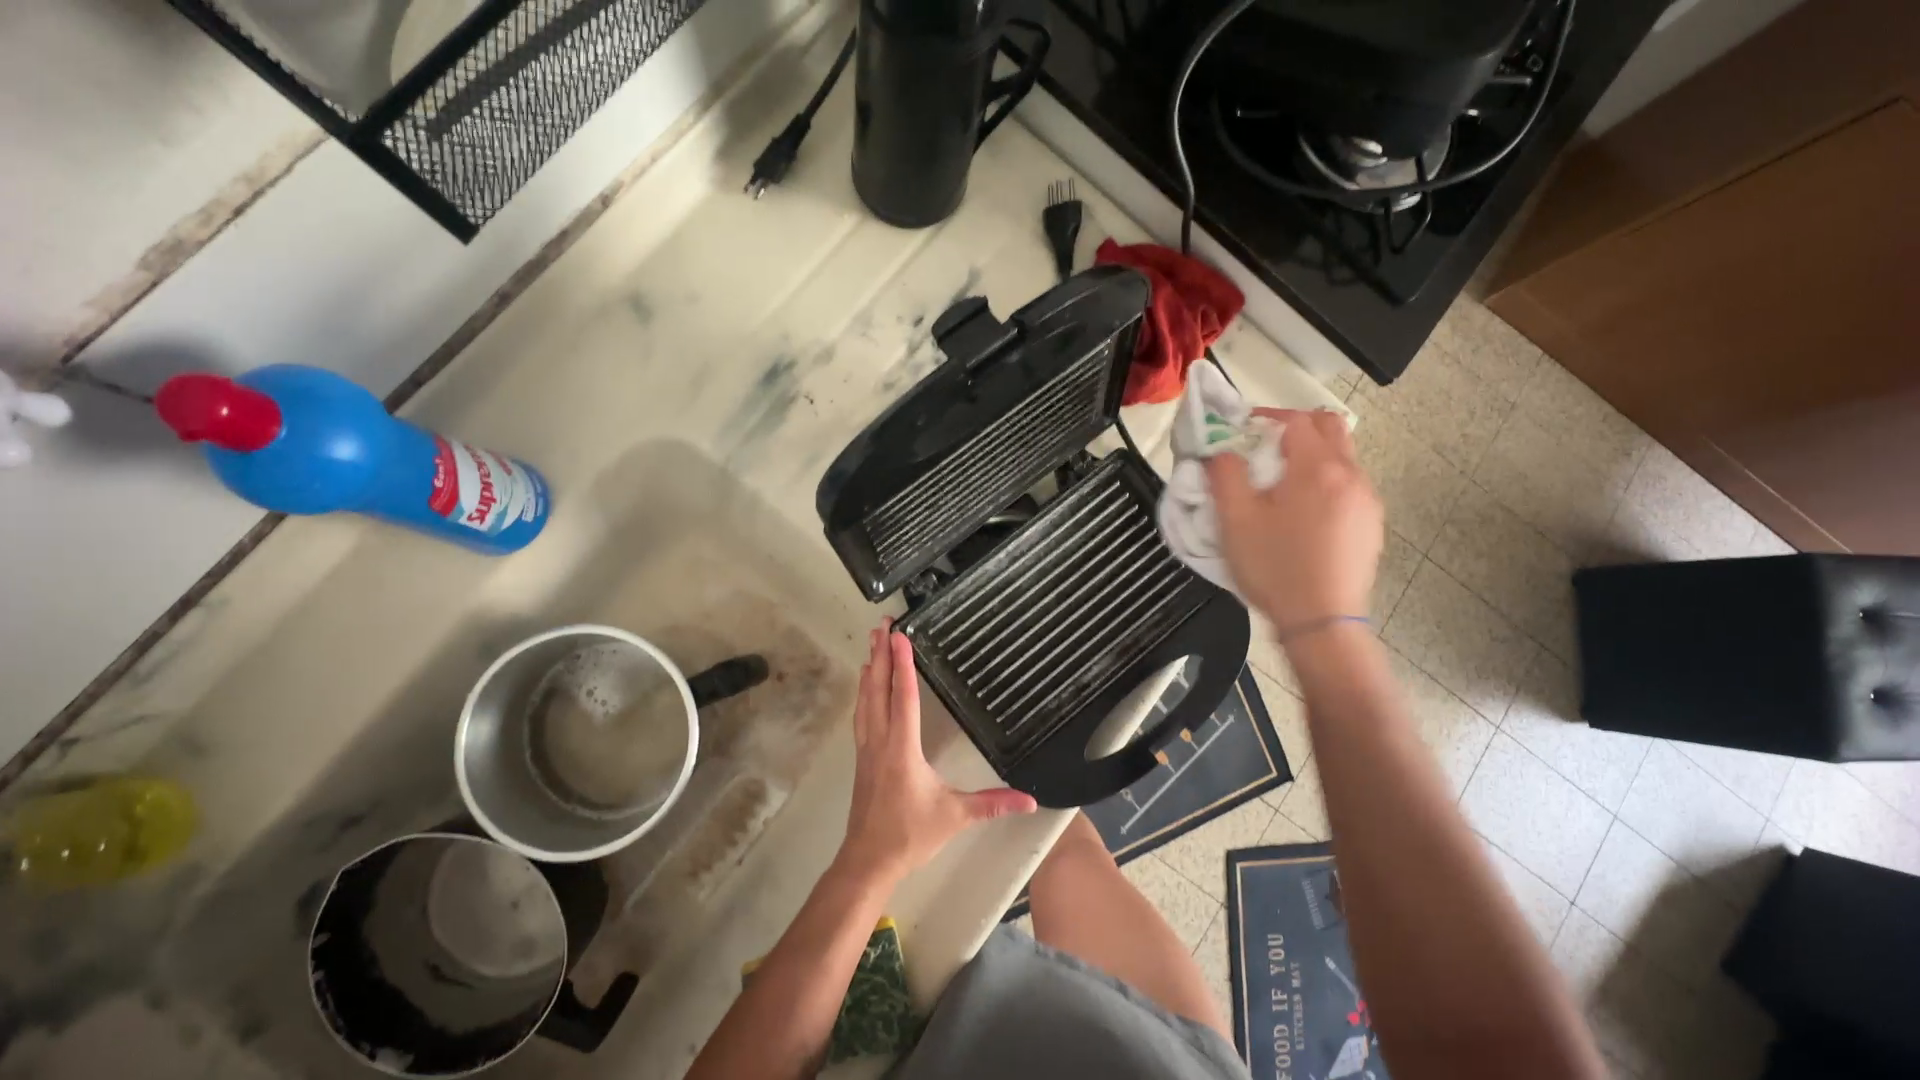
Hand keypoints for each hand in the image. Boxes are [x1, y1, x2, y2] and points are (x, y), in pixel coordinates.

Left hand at [838, 619, 1037, 883]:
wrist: (868, 860)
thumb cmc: (910, 835)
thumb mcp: (955, 817)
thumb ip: (992, 805)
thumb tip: (1031, 801)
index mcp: (901, 749)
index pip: (902, 698)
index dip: (903, 665)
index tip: (900, 636)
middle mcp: (880, 741)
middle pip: (877, 690)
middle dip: (880, 656)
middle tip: (881, 625)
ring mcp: (867, 750)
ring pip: (865, 701)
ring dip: (869, 671)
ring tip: (872, 645)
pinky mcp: (862, 759)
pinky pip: (862, 716)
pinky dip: (864, 694)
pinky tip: (866, 688)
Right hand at [1207, 408, 1383, 629]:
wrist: (1322, 621)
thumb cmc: (1275, 568)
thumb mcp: (1235, 521)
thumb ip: (1224, 475)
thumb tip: (1222, 453)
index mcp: (1317, 468)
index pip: (1296, 419)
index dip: (1267, 418)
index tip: (1242, 430)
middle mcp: (1350, 475)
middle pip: (1330, 427)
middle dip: (1297, 428)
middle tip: (1265, 448)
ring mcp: (1367, 500)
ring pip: (1342, 457)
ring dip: (1312, 456)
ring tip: (1282, 486)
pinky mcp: (1372, 525)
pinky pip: (1349, 486)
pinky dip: (1326, 483)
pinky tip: (1304, 514)